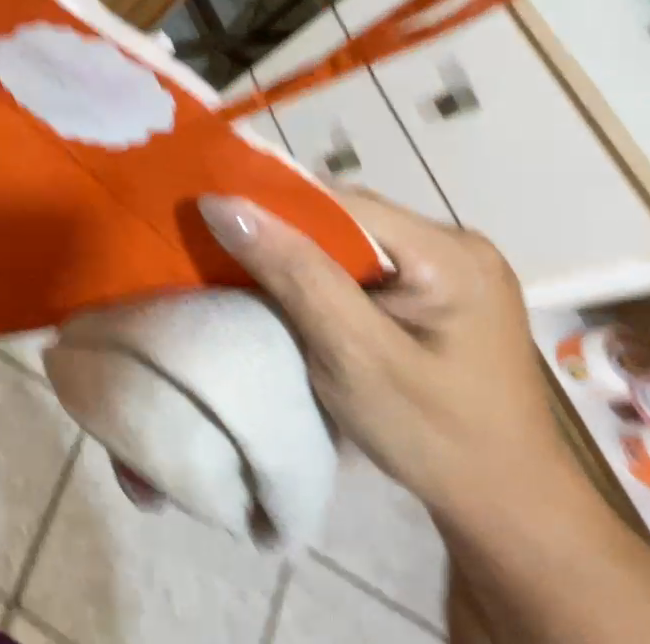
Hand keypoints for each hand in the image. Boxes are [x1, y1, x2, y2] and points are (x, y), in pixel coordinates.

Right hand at [197, 189, 576, 520]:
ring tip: (234, 265)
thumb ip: (293, 272)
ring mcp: (448, 269)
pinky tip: (283, 289)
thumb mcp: (352, 352)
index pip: (337, 203)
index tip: (202, 217)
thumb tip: (223, 204)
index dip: (267, 205)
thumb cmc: (431, 430)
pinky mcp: (435, 293)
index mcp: (450, 253)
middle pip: (342, 217)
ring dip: (290, 252)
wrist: (503, 501)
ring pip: (345, 240)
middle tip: (208, 246)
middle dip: (276, 230)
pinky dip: (313, 272)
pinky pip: (358, 264)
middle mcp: (454, 246)